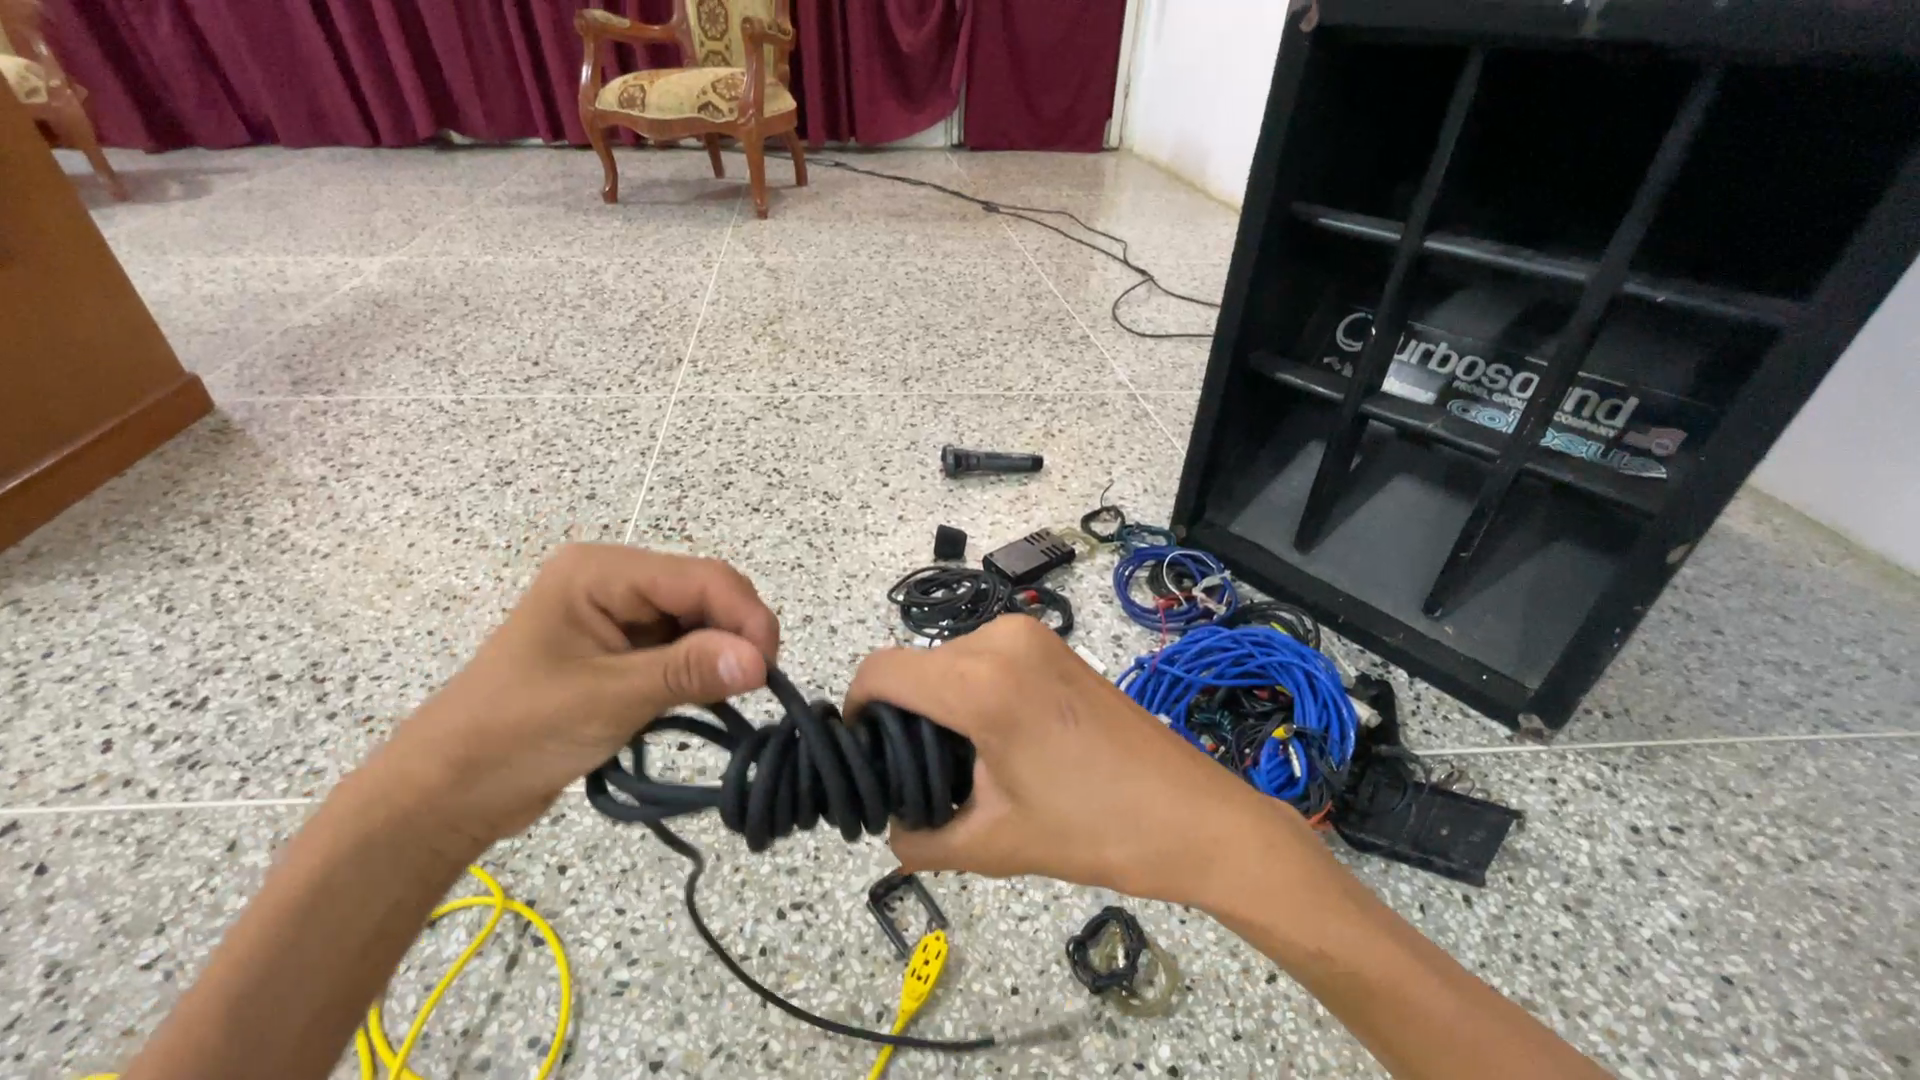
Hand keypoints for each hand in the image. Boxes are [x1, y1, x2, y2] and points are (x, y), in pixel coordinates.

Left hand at [373, 544, 780, 848]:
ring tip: (730, 699)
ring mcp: (616, 619)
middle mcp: (612, 583)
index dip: (745, 616)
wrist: (447, 791)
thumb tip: (762, 661)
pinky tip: (708, 701)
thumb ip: (687, 672)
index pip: (700, 578)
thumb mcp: (606, 699)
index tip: (769, 670)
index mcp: (600, 572)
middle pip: (704, 594)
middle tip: (755, 688)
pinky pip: (680, 652)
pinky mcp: (619, 655)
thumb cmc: (516, 732)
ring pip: (698, 624)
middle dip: (736, 635)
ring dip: (720, 657)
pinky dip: (700, 674)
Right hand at [846, 615, 1314, 907]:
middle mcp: (1001, 640)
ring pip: (949, 662)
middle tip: (917, 778)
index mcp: (981, 682)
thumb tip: (890, 832)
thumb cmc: (1095, 829)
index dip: (855, 711)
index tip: (863, 754)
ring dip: (939, 706)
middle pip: (915, 668)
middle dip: (902, 718)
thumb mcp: (995, 843)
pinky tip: (997, 742)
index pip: (880, 672)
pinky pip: (984, 659)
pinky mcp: (1053, 645)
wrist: (1192, 815)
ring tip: (964, 766)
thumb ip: (920, 839)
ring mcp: (1032, 636)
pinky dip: (972, 693)